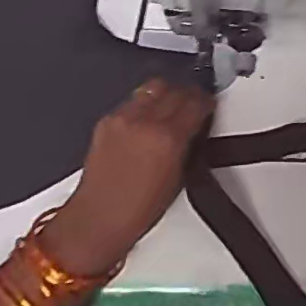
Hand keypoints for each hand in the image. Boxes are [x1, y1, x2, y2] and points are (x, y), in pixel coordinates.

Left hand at [41, 77, 210, 274]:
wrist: (98, 218)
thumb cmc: (137, 210)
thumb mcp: (178, 178)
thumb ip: (187, 144)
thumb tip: (193, 127)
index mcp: (168, 138)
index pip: (195, 103)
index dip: (205, 101)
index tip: (207, 104)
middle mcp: (145, 122)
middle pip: (175, 89)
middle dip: (188, 94)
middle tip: (192, 102)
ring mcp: (123, 119)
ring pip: (153, 87)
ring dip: (166, 94)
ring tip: (170, 106)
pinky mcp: (107, 120)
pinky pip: (132, 100)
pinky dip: (144, 104)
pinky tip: (146, 118)